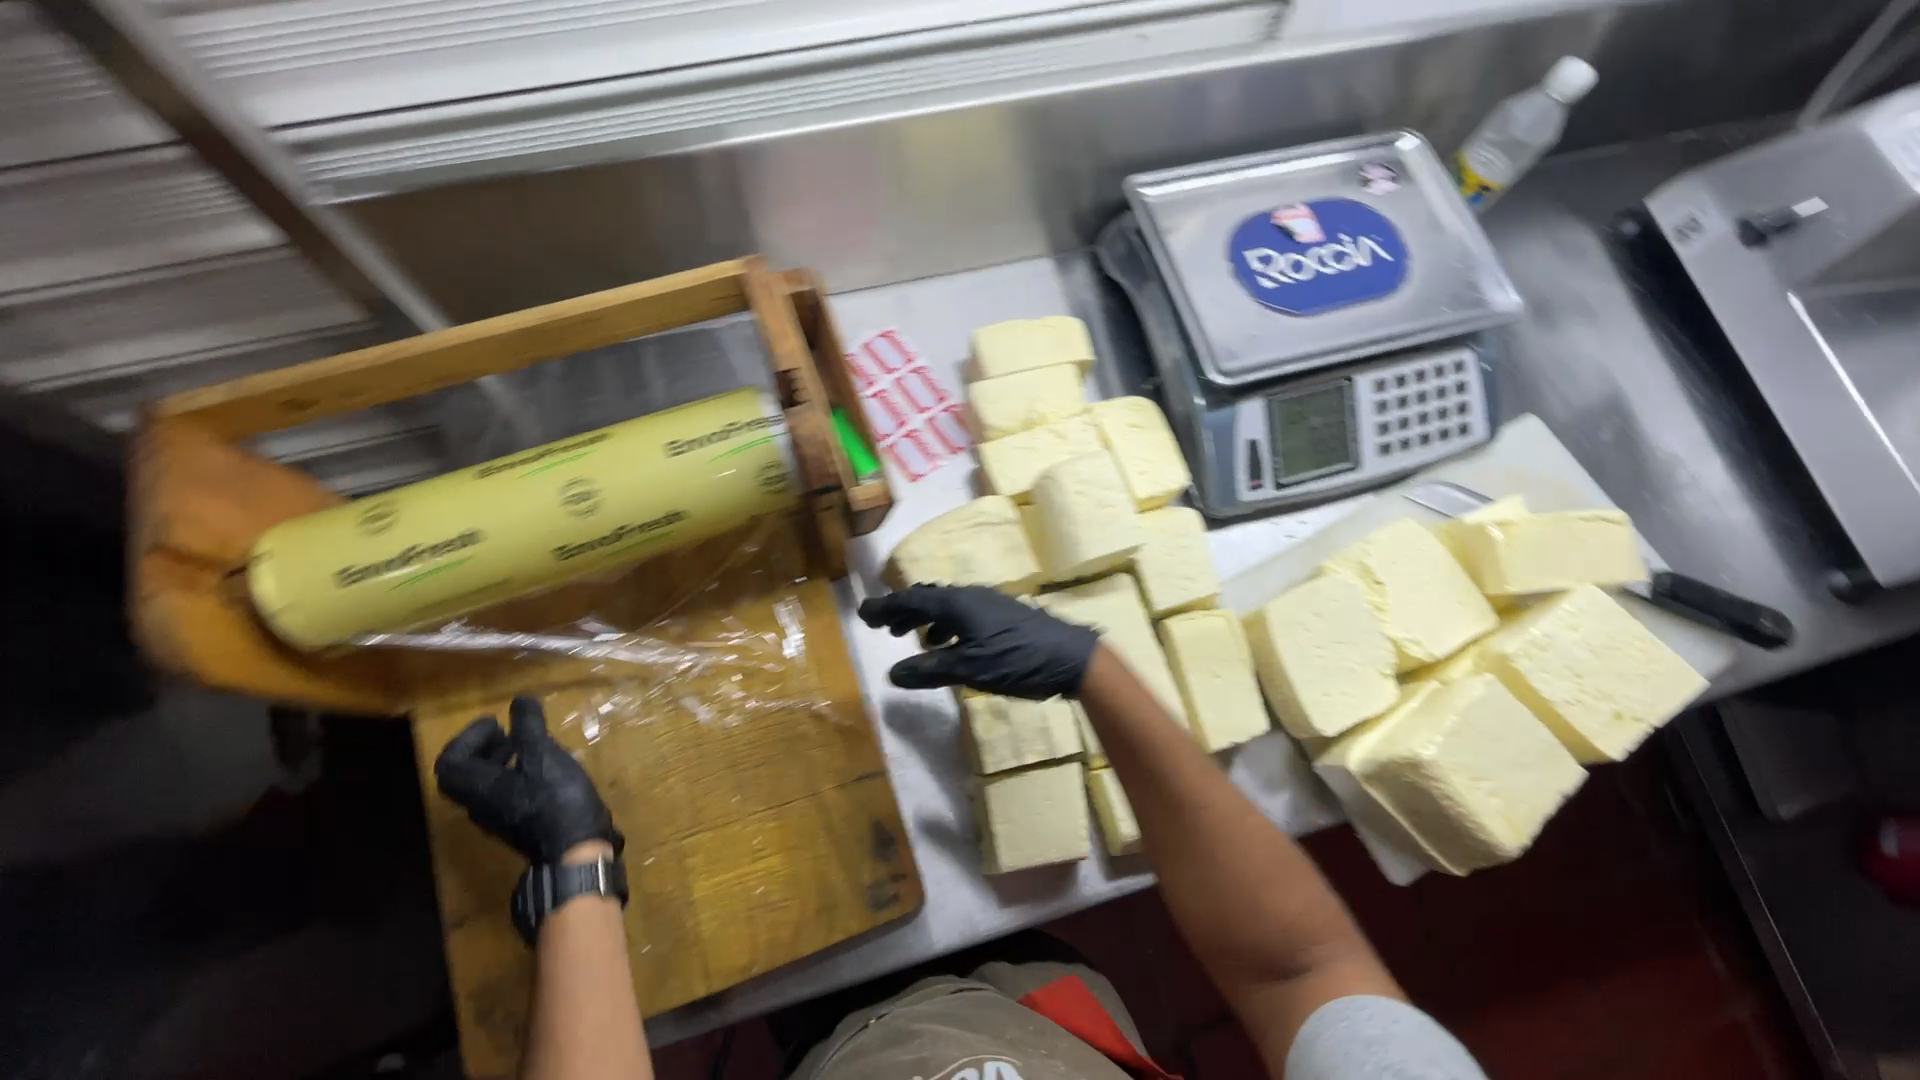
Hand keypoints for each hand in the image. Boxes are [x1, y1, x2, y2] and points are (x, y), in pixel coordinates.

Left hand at [434, 696, 622, 863]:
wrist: (575, 849)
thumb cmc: (553, 798)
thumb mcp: (542, 754)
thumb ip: (528, 726)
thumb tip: (520, 701)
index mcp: (477, 786)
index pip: (450, 760)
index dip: (467, 737)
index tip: (496, 722)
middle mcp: (481, 804)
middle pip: (467, 773)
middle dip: (485, 747)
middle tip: (509, 731)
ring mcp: (500, 818)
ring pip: (488, 784)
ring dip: (503, 760)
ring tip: (531, 746)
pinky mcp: (521, 824)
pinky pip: (508, 794)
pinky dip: (519, 775)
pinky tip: (547, 770)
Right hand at [858, 584, 1099, 698]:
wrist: (1070, 657)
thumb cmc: (1017, 661)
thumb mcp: (968, 669)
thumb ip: (929, 670)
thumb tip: (892, 673)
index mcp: (958, 605)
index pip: (912, 601)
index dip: (886, 608)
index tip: (864, 614)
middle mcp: (970, 597)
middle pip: (928, 599)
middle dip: (903, 610)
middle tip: (883, 626)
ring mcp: (989, 605)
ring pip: (946, 607)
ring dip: (924, 619)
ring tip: (911, 637)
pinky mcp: (1003, 616)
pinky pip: (962, 615)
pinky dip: (946, 626)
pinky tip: (949, 645)